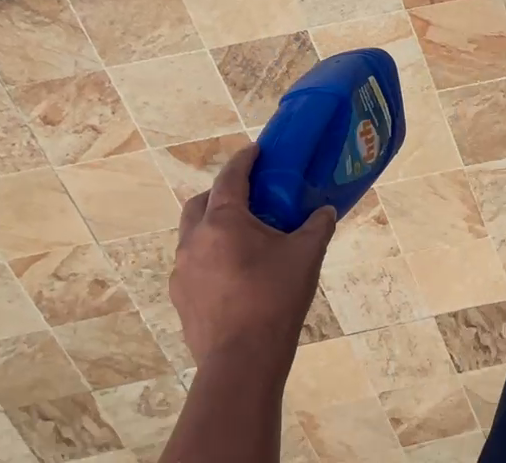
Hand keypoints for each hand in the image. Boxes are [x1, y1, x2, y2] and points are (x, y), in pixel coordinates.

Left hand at [170, 145, 335, 366]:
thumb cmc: (276, 295)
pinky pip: (195, 260)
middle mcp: (194, 241)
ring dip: (215, 224)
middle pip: (200, 203)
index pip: (230, 178)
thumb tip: (323, 210)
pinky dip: (213, 251)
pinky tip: (238, 267)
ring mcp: (182, 271)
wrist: (242, 357)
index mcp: (224, 223)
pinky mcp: (181, 296)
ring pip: (193, 234)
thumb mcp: (309, 252)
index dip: (244, 160)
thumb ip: (318, 224)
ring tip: (247, 233)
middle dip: (221, 191)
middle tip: (251, 192)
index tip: (257, 149)